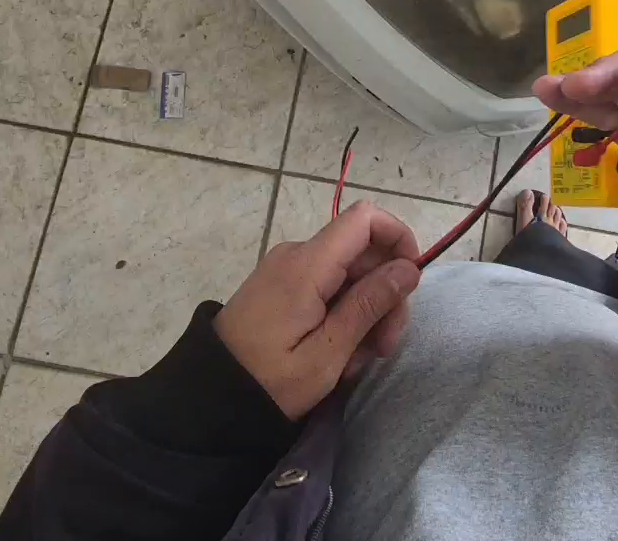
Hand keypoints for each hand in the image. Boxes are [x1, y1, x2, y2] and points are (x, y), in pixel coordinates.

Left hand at [214, 201, 421, 419]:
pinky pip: (327, 284)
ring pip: (348, 272)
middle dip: (385, 293)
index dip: (398, 237)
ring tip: (362, 360)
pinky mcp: (282, 284)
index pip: (365, 218)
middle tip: (386, 347)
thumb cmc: (268, 382)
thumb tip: (409, 268)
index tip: (411, 280)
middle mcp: (298, 253)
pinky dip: (343, 313)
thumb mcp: (326, 354)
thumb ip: (368, 305)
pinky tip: (340, 353)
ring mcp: (288, 268)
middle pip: (362, 252)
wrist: (206, 399)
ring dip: (366, 310)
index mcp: (308, 264)